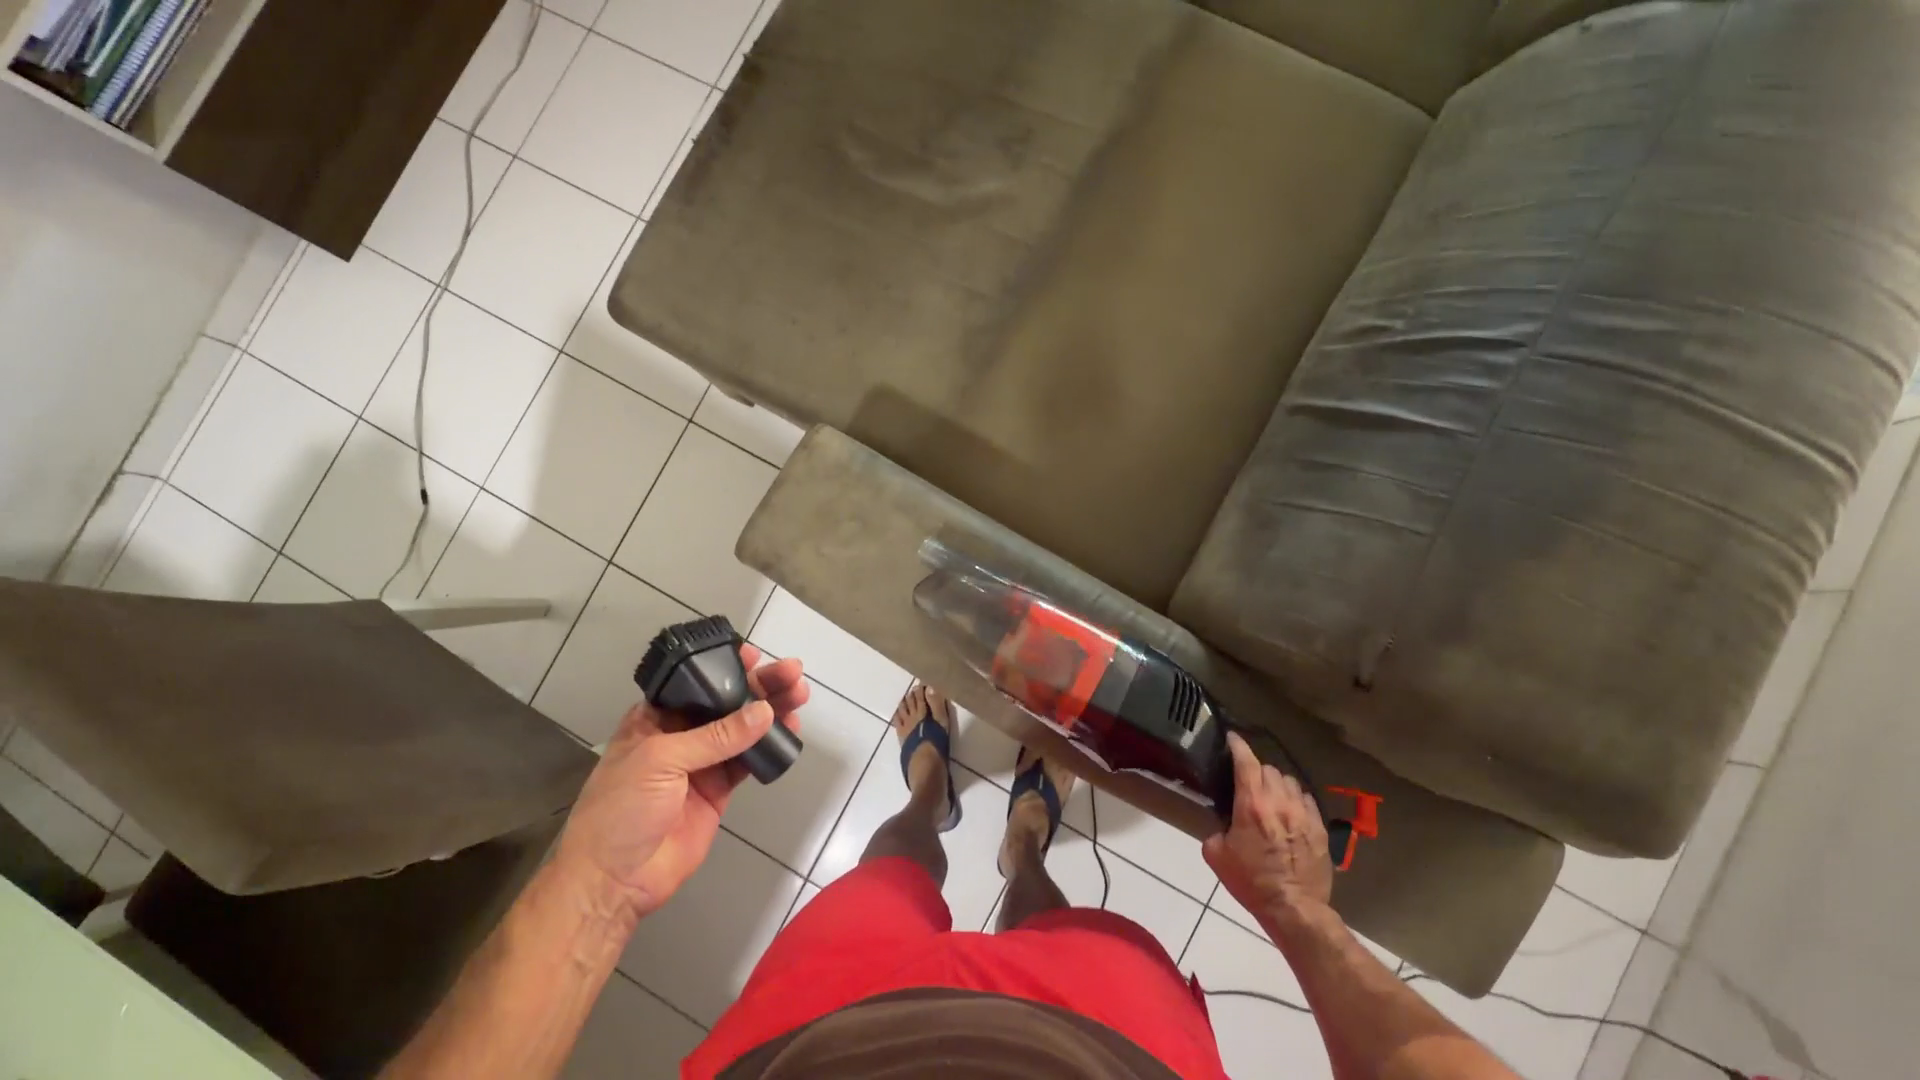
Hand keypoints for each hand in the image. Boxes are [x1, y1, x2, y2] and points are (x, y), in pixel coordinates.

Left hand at [554, 645, 806, 922]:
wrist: (614, 879)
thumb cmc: (621, 809)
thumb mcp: (661, 762)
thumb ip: (715, 737)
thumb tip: (763, 711)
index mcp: (653, 720)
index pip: (693, 683)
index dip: (723, 667)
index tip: (753, 655)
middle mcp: (679, 736)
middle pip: (725, 704)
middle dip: (758, 686)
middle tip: (792, 673)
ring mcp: (700, 765)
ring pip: (742, 730)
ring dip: (770, 712)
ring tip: (800, 695)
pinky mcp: (718, 791)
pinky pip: (748, 762)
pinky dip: (769, 746)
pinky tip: (789, 732)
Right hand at [1203, 732, 1333, 928]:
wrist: (1292, 908)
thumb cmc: (1251, 882)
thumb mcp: (1217, 855)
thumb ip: (1216, 830)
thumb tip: (1223, 824)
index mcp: (1252, 805)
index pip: (1246, 763)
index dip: (1238, 746)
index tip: (1232, 739)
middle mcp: (1280, 802)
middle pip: (1269, 769)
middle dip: (1256, 771)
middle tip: (1248, 782)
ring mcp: (1304, 814)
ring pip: (1290, 782)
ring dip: (1277, 785)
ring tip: (1271, 797)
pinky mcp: (1320, 828)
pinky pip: (1307, 801)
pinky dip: (1296, 800)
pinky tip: (1290, 813)